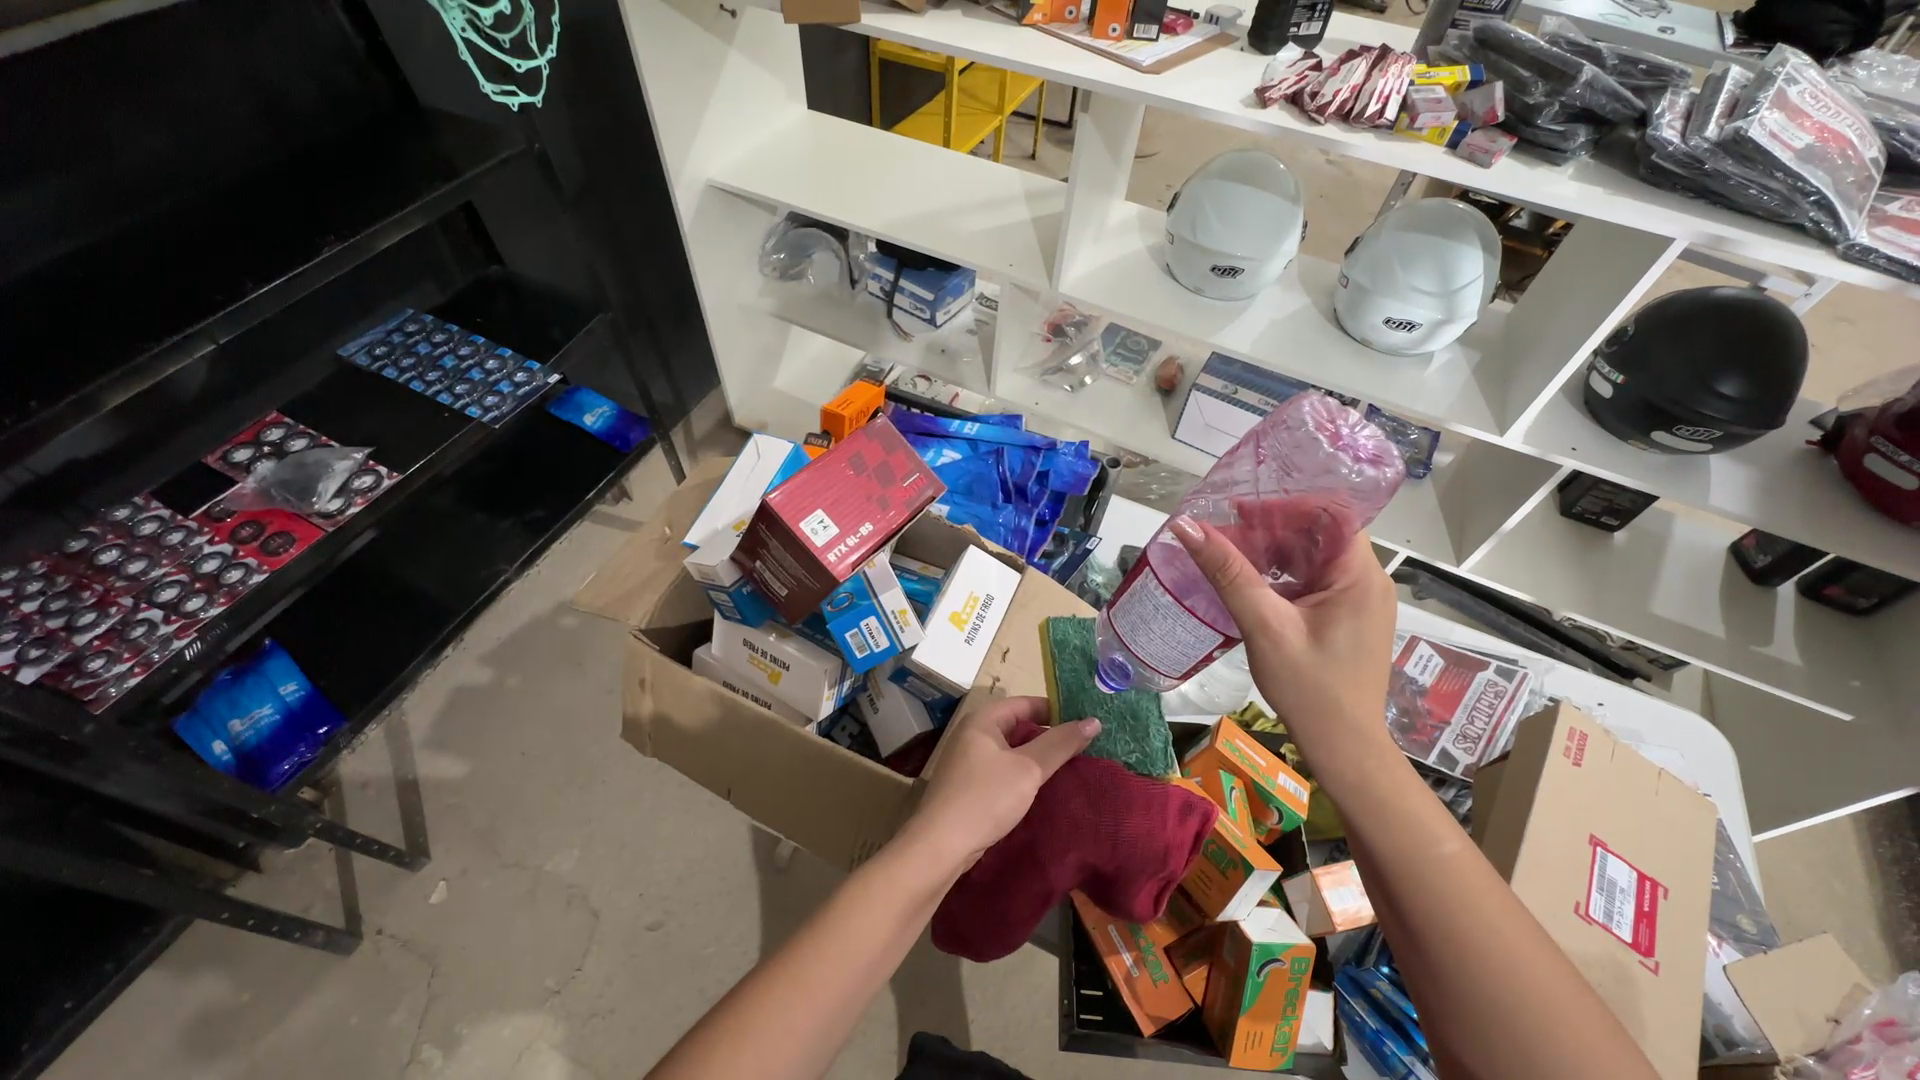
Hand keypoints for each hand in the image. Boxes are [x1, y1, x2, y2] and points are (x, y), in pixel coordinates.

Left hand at [898, 696, 1098, 869]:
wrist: (941, 845)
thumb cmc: (986, 797)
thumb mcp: (1028, 768)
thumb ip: (1060, 744)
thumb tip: (1093, 720)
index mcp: (983, 720)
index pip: (1025, 703)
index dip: (1056, 710)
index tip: (1085, 723)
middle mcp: (972, 734)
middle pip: (1018, 726)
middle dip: (1049, 736)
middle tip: (1084, 747)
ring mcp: (968, 761)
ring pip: (1011, 751)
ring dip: (1037, 758)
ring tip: (1070, 767)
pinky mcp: (968, 786)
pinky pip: (1002, 770)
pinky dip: (1022, 775)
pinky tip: (1041, 789)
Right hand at [1170, 516, 1395, 758]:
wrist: (1344, 748)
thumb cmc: (1310, 688)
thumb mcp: (1265, 627)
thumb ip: (1228, 573)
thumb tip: (1187, 527)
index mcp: (1360, 575)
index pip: (1332, 513)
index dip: (1287, 504)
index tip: (1242, 510)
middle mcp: (1368, 581)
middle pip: (1322, 533)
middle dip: (1273, 527)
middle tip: (1226, 532)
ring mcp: (1360, 601)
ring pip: (1316, 557)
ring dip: (1275, 552)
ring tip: (1231, 555)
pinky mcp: (1348, 619)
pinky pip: (1315, 581)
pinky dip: (1284, 576)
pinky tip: (1251, 585)